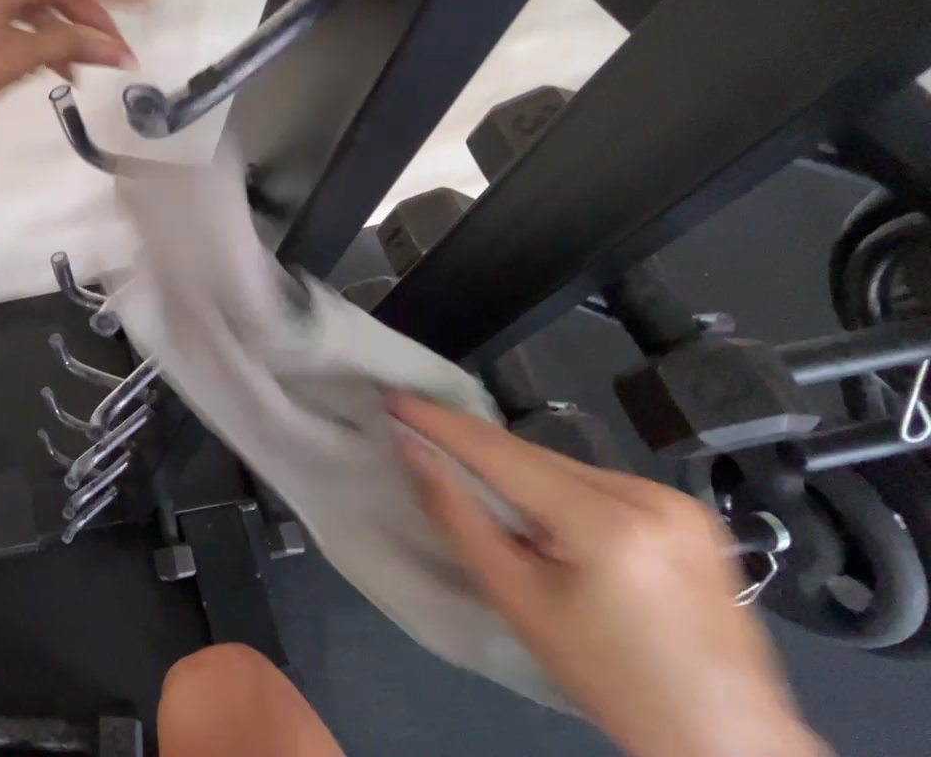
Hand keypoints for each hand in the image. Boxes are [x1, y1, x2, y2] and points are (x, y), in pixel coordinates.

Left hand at [0, 0, 139, 142]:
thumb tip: (117, 49)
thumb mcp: (15, 58)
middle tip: (117, 54)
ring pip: (37, 8)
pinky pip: (16, 22)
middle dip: (89, 20)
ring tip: (87, 70)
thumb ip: (68, 47)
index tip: (144, 0)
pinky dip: (39, 42)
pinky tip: (55, 71)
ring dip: (64, 35)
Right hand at [390, 392, 825, 756]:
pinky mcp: (691, 513)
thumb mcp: (515, 599)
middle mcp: (648, 494)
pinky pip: (599, 483)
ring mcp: (677, 501)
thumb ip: (458, 516)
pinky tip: (546, 517)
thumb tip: (413, 451)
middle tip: (419, 438)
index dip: (440, 421)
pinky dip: (558, 489)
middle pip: (535, 455)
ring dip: (517, 471)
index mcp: (606, 521)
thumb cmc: (605, 675)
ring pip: (565, 466)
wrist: (724, 734)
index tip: (393, 395)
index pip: (501, 452)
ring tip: (479, 487)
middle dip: (476, 449)